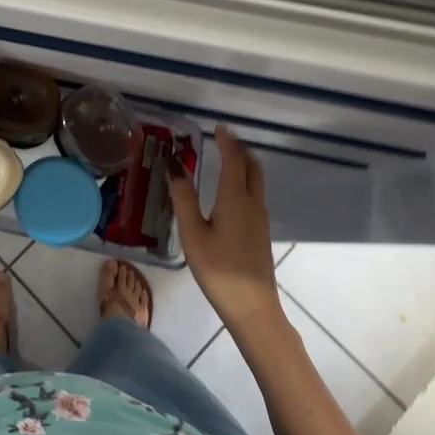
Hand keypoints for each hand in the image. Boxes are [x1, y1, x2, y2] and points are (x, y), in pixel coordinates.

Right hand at [168, 126, 281, 325]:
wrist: (252, 307)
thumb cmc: (218, 269)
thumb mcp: (192, 233)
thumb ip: (183, 197)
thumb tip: (174, 165)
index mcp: (235, 199)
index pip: (234, 160)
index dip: (227, 141)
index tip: (219, 127)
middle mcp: (252, 203)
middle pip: (252, 167)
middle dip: (239, 149)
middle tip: (223, 139)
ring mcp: (260, 219)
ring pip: (256, 181)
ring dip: (243, 164)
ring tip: (225, 158)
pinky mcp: (260, 232)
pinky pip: (254, 194)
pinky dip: (244, 181)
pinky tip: (229, 191)